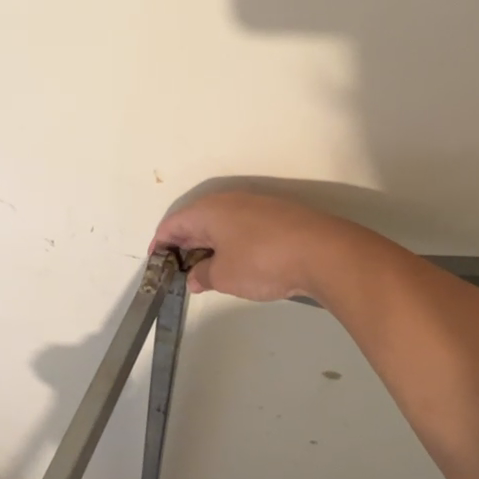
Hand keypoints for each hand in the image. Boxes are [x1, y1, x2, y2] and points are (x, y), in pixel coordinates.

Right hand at [152, 191, 370, 300]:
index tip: (155, 263)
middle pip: (196, 220)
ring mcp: (256, 206)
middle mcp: (230, 201)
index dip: (161, 244)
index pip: (173, 223)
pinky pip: (243, 228)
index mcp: (209, 210)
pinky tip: (238, 264)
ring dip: (210, 245)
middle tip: (178, 271)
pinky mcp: (278, 217)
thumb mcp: (224, 276)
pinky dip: (232, 244)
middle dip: (184, 245)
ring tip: (206, 272)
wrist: (322, 253)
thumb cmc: (262, 261)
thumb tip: (194, 277)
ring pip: (222, 224)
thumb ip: (203, 275)